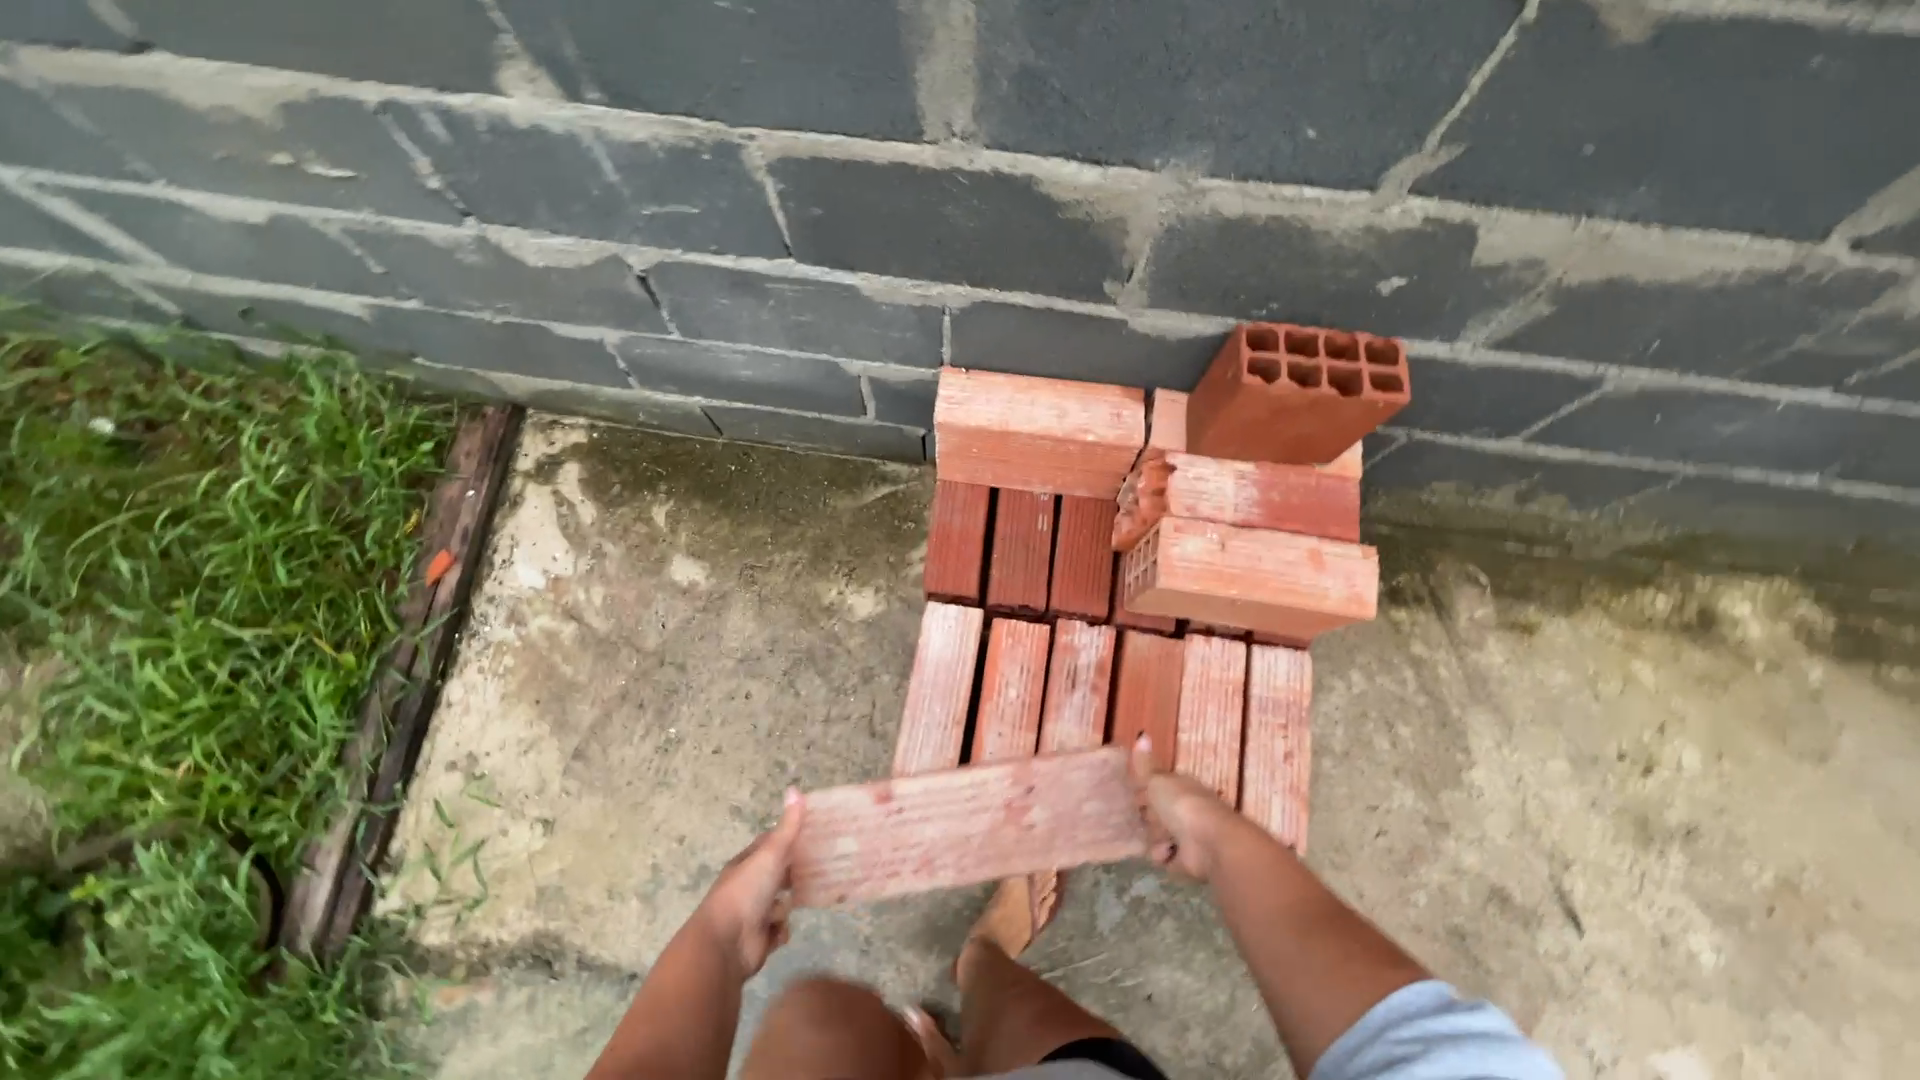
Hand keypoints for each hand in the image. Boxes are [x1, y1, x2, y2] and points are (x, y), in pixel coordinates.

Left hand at [693, 788, 804, 977]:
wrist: (725, 944)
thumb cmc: (746, 892)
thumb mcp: (770, 854)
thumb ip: (787, 827)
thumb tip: (795, 788)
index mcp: (748, 863)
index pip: (771, 844)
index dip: (790, 837)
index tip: (814, 833)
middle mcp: (749, 885)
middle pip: (778, 874)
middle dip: (795, 872)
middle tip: (823, 866)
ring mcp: (754, 912)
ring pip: (781, 902)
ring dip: (789, 903)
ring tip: (809, 896)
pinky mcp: (760, 937)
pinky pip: (780, 929)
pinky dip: (782, 929)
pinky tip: (783, 927)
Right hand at [1131, 735, 1240, 883]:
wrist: (1209, 843)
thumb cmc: (1182, 805)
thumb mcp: (1157, 779)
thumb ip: (1144, 763)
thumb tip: (1142, 734)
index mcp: (1179, 786)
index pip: (1155, 786)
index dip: (1143, 790)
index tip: (1133, 793)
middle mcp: (1183, 809)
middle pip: (1153, 812)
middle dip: (1146, 816)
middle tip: (1145, 816)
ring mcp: (1185, 834)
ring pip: (1154, 835)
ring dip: (1154, 837)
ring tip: (1161, 836)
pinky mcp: (1184, 859)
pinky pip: (1162, 856)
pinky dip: (1162, 855)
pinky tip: (1167, 851)